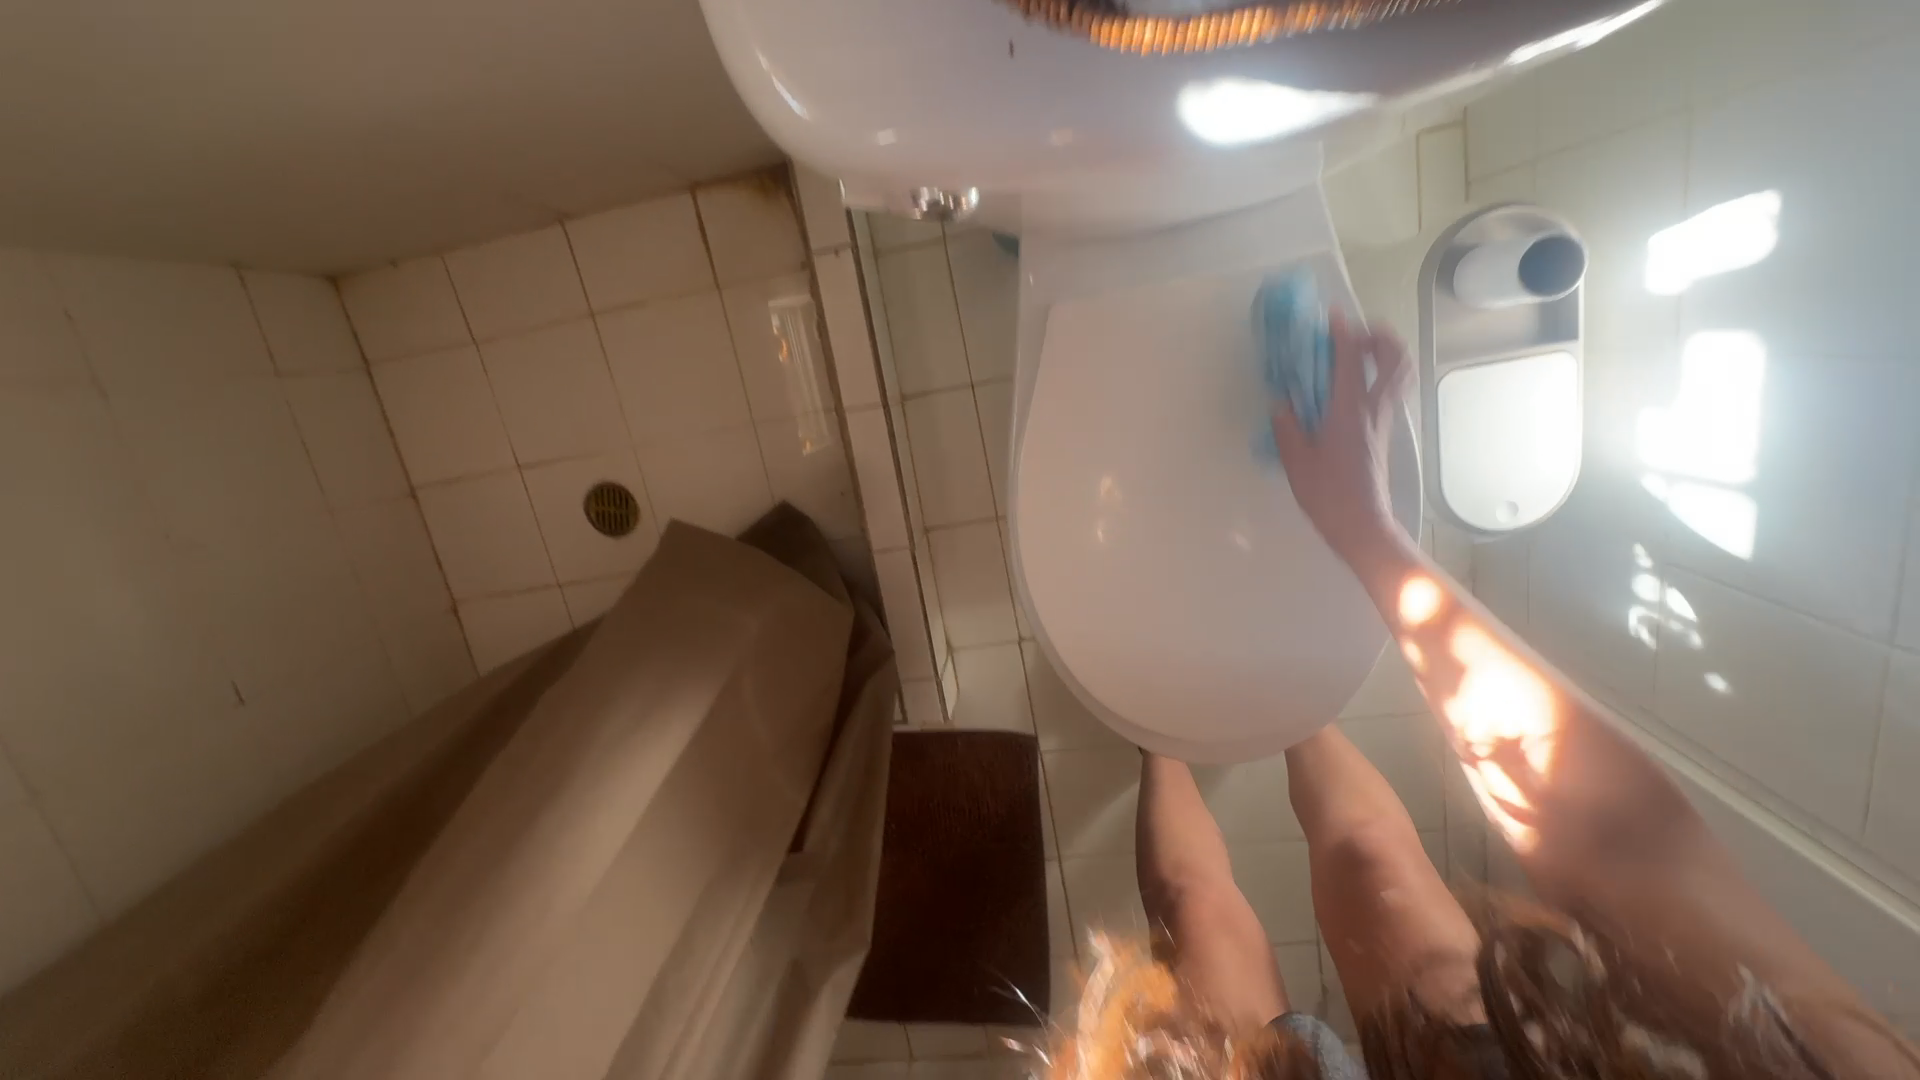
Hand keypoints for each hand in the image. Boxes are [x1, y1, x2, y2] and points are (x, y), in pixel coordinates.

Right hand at [1272, 312, 1410, 556]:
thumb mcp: (1296, 461)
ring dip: (1385, 353)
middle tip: (1354, 333)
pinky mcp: (1383, 431)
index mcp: (1348, 410)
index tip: (1331, 317)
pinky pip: (1391, 390)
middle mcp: (1373, 409)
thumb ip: (1287, 427)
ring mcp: (1383, 420)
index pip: (1351, 359)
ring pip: (1399, 373)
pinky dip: (1380, 374)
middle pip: (1393, 358)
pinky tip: (1356, 384)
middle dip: (1379, 336)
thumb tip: (1281, 404)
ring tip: (1359, 353)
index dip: (1342, 332)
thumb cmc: (1326, 493)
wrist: (1360, 522)